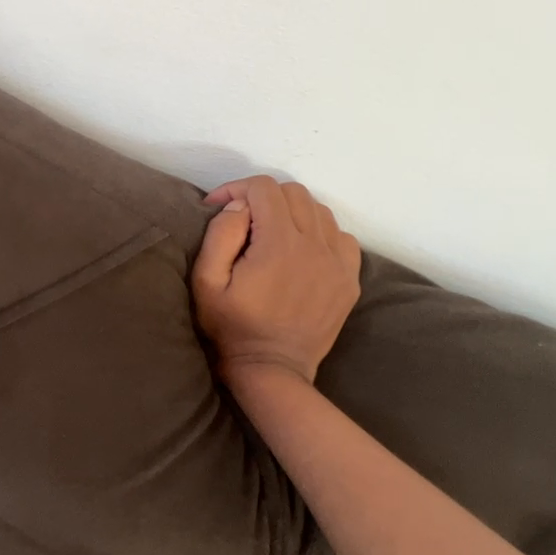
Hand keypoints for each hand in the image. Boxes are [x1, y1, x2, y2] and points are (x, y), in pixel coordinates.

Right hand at [191, 175, 361, 384]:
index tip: (216, 208)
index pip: (264, 188)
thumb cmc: (230, 323)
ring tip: (268, 232)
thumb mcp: (206, 280)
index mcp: (278, 243)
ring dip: (291, 212)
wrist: (271, 366)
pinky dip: (318, 232)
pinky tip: (298, 249)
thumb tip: (238, 207)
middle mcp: (315, 246)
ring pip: (320, 211)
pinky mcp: (349, 280)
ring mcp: (338, 264)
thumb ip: (220, 235)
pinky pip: (341, 237)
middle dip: (262, 197)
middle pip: (294, 193)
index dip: (235, 189)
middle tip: (239, 220)